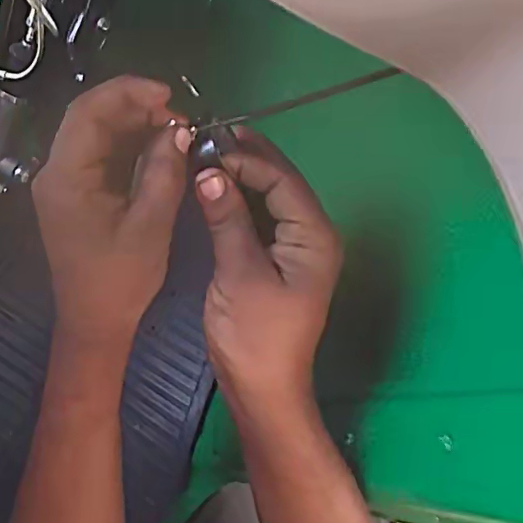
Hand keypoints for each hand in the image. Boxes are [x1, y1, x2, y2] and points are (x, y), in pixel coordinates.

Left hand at [33, 76, 189, 346]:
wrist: (93, 321)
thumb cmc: (120, 279)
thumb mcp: (150, 224)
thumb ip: (163, 171)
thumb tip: (179, 130)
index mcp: (65, 177)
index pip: (88, 112)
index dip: (128, 92)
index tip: (168, 94)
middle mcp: (55, 172)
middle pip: (88, 117)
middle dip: (132, 105)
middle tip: (176, 111)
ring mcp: (61, 183)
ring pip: (93, 133)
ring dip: (131, 123)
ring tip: (172, 125)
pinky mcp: (72, 193)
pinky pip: (97, 154)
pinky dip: (125, 143)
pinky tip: (154, 143)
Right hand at [192, 128, 342, 412]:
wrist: (263, 388)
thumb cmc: (255, 335)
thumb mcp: (238, 273)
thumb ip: (227, 220)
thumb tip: (209, 172)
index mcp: (314, 237)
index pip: (282, 181)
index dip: (247, 159)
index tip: (208, 146)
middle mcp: (313, 236)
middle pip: (282, 183)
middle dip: (250, 158)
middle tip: (212, 134)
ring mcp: (297, 248)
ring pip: (272, 198)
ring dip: (244, 175)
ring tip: (212, 150)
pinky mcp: (278, 260)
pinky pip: (262, 217)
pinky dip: (240, 199)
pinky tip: (217, 186)